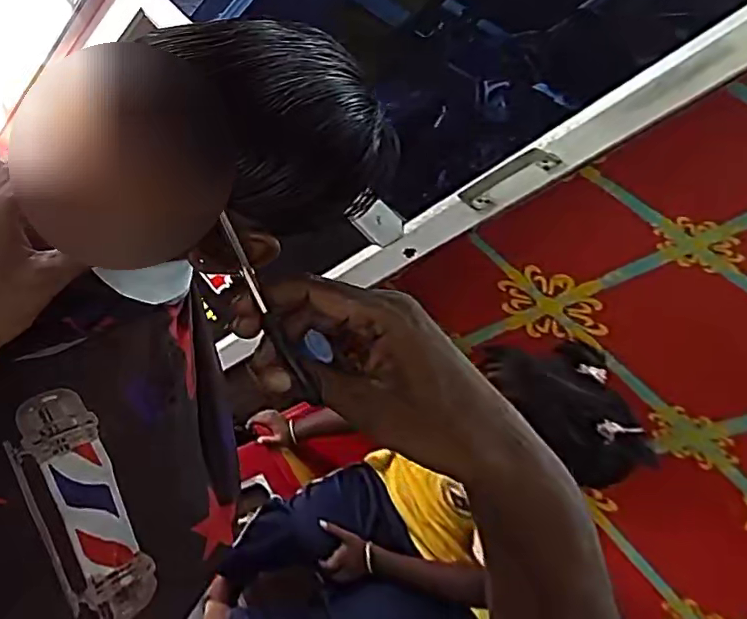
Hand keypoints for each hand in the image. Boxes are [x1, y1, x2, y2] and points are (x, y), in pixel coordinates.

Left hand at [0, 170, 89, 365]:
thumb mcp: (47, 278)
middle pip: (13, 172)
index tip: (80, 163)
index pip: (30, 170)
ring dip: (28, 186)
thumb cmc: (1, 303)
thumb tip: (109, 238)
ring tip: (59, 191)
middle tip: (72, 174)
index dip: (56, 165)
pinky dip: (18, 202)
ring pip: (3, 188)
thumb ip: (79, 253)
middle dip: (42, 170)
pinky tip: (38, 219)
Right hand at [225, 275, 527, 480]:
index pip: (306, 287)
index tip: (244, 316)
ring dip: (298, 346)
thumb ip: (309, 372)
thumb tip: (273, 359)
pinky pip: (341, 336)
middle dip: (279, 330)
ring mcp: (391, 324)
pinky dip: (321, 353)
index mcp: (383, 311)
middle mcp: (386, 308)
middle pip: (309, 304)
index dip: (267, 300)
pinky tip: (311, 376)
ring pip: (321, 321)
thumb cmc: (452, 430)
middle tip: (261, 356)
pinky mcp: (392, 341)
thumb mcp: (362, 402)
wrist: (501, 459)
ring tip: (286, 377)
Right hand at [248, 409, 293, 448]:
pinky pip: (265, 412)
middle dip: (253, 420)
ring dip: (257, 418)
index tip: (248, 428)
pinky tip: (262, 420)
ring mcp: (272, 412)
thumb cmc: (286, 437)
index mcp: (268, 420)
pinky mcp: (274, 412)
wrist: (295, 431)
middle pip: (256, 415)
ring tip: (255, 424)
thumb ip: (268, 440)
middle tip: (251, 427)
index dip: (250, 423)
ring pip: (260, 413)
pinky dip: (262, 416)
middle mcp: (269, 414)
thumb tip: (258, 440)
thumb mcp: (277, 441)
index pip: (255, 419)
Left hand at [318, 522, 370, 582]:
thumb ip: (332, 529)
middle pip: (332, 576)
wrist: (376, 559)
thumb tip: (320, 522)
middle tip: (321, 567)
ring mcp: (351, 575)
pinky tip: (341, 573)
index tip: (317, 560)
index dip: (320, 564)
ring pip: (339, 579)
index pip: (326, 566)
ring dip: (333, 577)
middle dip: (326, 573)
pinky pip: (347, 580)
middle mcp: (343, 569)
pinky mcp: (358, 577)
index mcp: (338, 560)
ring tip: (330, 572)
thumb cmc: (359, 546)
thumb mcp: (345, 536)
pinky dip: (342, 578)